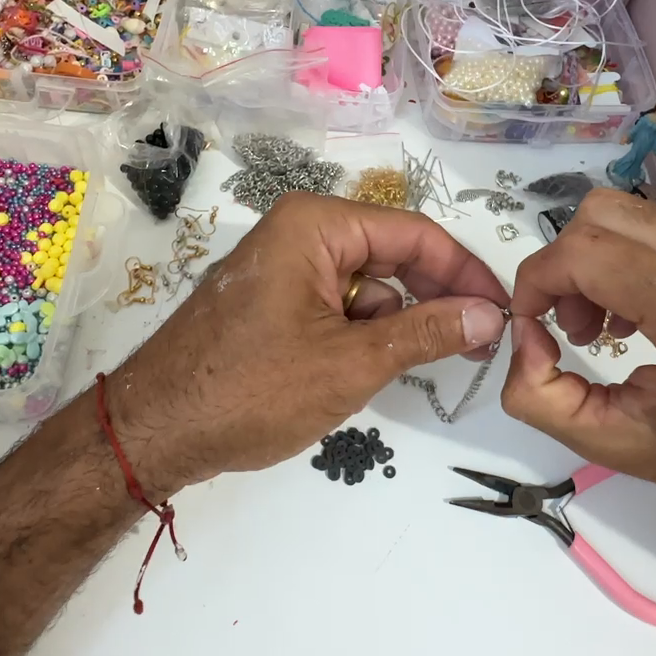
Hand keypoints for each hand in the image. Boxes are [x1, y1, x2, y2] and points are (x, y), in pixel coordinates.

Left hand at [106, 192, 510, 499]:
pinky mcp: (275, 298)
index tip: (501, 312)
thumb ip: (425, 332)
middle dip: (432, 297)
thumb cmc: (252, 389)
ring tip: (402, 367)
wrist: (155, 432)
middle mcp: (301, 230)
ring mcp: (285, 265)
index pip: (414, 233)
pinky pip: (337, 303)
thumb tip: (488, 314)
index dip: (464, 272)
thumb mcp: (350, 363)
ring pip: (367, 284)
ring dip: (392, 322)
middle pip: (391, 254)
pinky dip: (359, 333)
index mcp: (317, 224)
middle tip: (476, 342)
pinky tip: (356, 370)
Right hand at [499, 190, 655, 522]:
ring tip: (613, 321)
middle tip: (575, 324)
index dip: (538, 277)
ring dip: (602, 260)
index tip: (532, 317)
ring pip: (633, 212)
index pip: (588, 253)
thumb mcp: (616, 445)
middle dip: (567, 264)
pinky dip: (640, 257)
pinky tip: (653, 306)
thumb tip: (522, 329)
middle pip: (604, 214)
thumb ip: (538, 394)